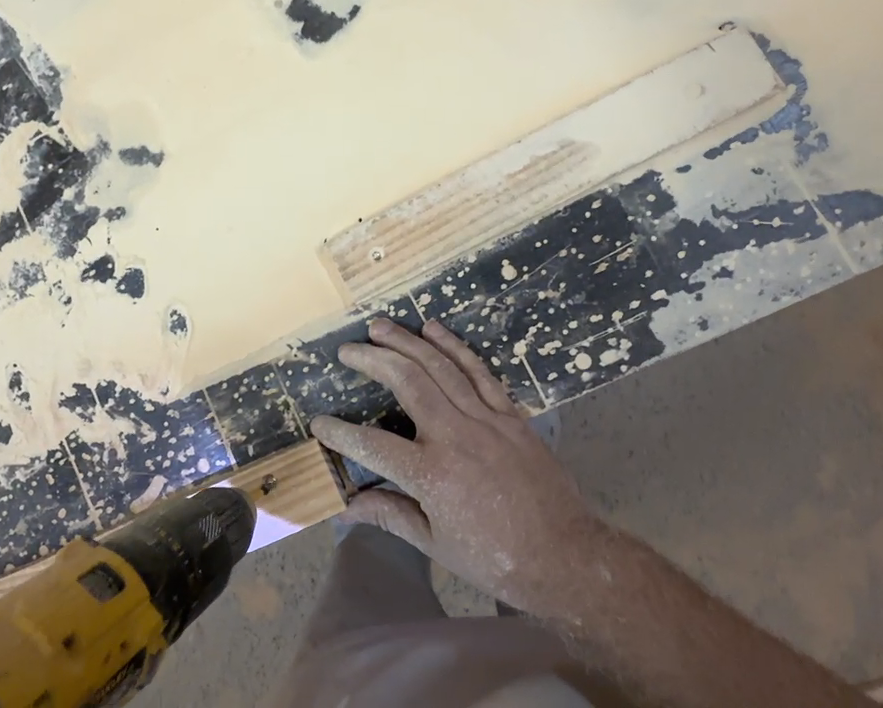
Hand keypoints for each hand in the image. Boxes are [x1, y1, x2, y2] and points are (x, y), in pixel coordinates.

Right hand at [311, 317, 602, 616]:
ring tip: (379, 327)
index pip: (372, 445)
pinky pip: (478, 371)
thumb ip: (390, 516)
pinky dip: (454, 346)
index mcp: (431, 475)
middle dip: (372, 360)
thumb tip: (346, 507)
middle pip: (406, 382)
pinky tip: (432, 329)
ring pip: (439, 367)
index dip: (340, 432)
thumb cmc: (493, 556)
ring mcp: (486, 419)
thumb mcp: (436, 544)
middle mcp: (455, 436)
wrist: (565, 555)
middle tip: (347, 350)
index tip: (318, 422)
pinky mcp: (510, 414)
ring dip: (406, 342)